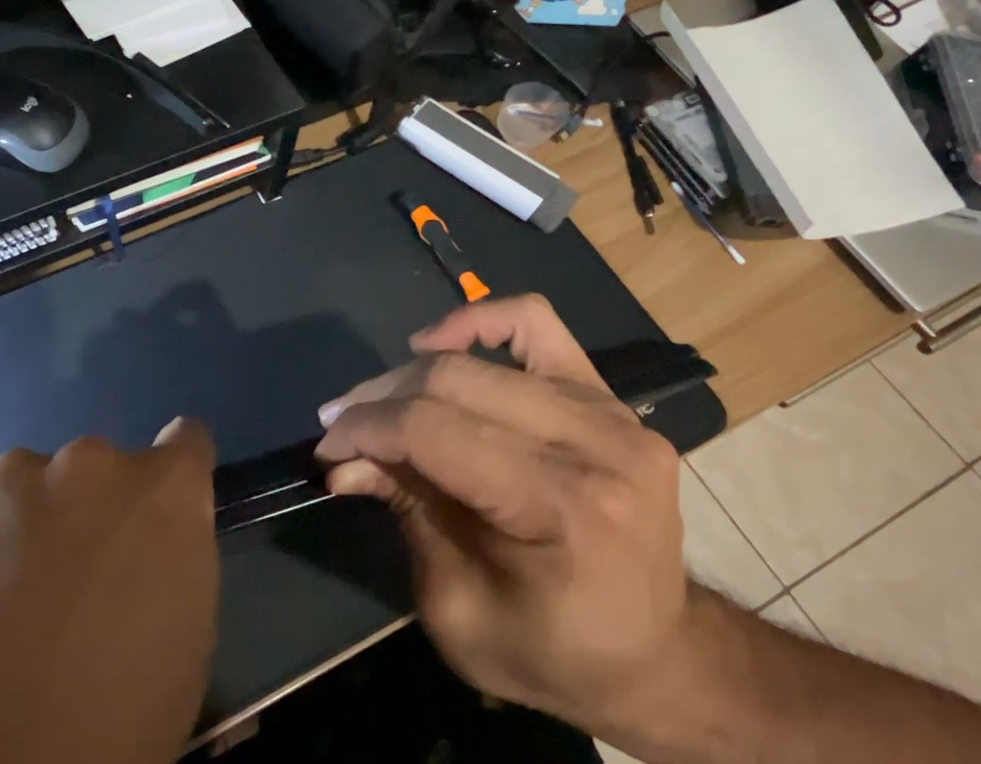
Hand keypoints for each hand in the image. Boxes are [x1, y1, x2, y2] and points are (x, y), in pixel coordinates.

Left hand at [0, 418, 218, 763]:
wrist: (7, 755)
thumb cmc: (124, 706)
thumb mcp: (188, 627)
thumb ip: (174, 554)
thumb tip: (151, 539)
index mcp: (164, 490)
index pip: (186, 441)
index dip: (176, 472)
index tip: (160, 509)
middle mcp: (92, 462)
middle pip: (99, 467)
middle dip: (93, 508)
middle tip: (75, 574)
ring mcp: (14, 476)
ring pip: (30, 483)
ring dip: (30, 518)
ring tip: (11, 590)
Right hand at [314, 296, 688, 734]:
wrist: (654, 657)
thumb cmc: (552, 653)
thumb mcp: (456, 609)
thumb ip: (405, 513)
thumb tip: (343, 460)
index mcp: (562, 507)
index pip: (433, 429)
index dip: (364, 430)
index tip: (326, 450)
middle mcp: (595, 443)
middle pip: (452, 382)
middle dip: (378, 401)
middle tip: (340, 430)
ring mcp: (612, 413)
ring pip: (481, 358)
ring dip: (412, 374)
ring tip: (381, 403)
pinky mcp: (611, 399)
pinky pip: (537, 326)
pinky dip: (479, 323)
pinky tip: (439, 344)